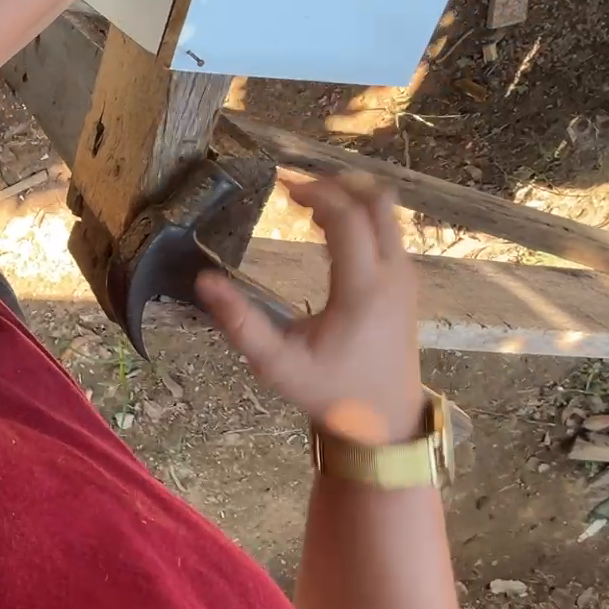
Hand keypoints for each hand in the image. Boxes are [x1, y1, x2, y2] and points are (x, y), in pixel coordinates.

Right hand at [194, 174, 424, 444]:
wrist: (387, 422)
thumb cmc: (330, 391)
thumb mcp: (275, 363)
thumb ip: (239, 322)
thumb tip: (203, 281)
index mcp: (362, 289)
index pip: (347, 217)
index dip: (315, 193)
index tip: (279, 187)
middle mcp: (392, 274)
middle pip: (376, 203)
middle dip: (335, 185)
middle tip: (293, 189)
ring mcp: (405, 277)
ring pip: (387, 213)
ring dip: (348, 198)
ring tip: (304, 204)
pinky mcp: (405, 284)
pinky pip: (388, 230)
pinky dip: (359, 215)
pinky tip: (325, 228)